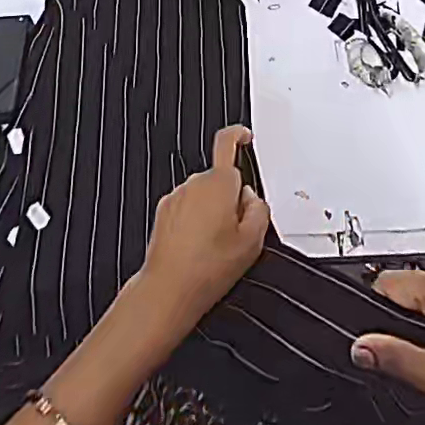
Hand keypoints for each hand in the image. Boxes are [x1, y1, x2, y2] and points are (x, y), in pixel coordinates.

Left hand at [137, 126, 270, 330]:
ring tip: (215, 245)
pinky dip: (195, 220)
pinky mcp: (165, 211)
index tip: (244, 136)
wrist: (169, 289)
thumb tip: (250, 198)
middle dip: (230, 196)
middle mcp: (194, 184)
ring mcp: (177, 197)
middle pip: (220, 178)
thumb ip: (259, 209)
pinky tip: (198, 246)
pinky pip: (187, 206)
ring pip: (203, 194)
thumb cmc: (208, 268)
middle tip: (237, 229)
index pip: (226, 143)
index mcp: (218, 184)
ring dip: (212, 210)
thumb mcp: (253, 241)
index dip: (237, 135)